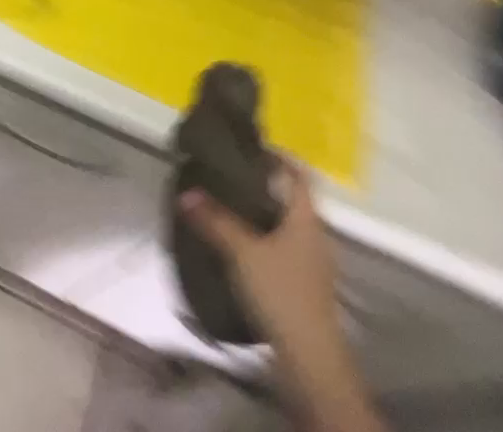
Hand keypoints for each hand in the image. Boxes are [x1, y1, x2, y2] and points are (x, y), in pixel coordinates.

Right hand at [178, 161, 339, 348]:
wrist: (310, 353)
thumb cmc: (280, 291)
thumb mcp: (241, 252)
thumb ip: (215, 221)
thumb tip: (187, 193)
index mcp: (306, 219)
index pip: (299, 176)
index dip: (280, 158)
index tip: (251, 148)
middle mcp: (316, 235)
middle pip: (293, 200)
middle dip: (265, 186)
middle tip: (230, 177)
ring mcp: (313, 261)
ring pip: (288, 225)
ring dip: (264, 214)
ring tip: (230, 208)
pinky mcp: (306, 283)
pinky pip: (285, 247)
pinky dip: (266, 238)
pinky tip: (242, 247)